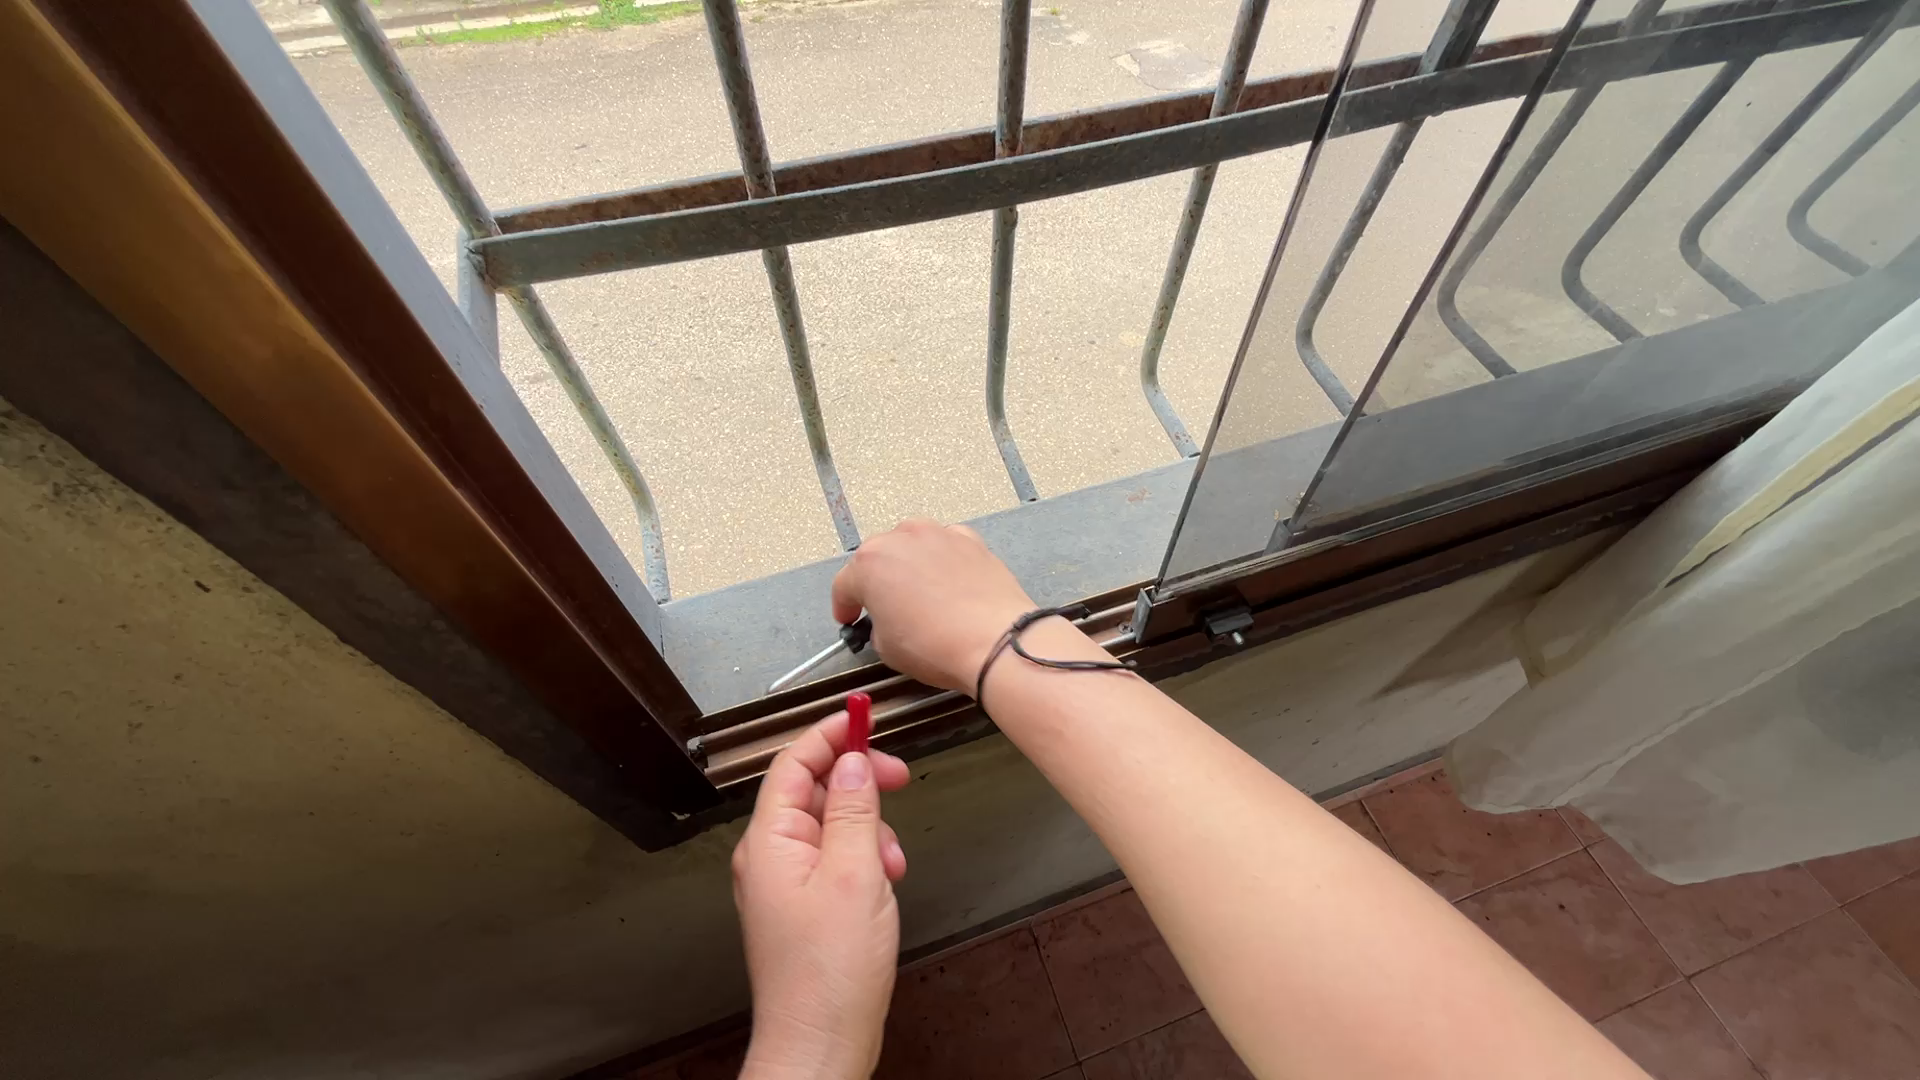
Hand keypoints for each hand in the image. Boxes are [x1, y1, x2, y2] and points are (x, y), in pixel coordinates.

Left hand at [734, 712, 912, 1079]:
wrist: (822, 1046)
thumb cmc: (830, 968)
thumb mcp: (854, 872)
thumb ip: (854, 808)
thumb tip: (852, 759)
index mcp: (770, 840)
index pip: (794, 762)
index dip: (830, 734)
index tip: (865, 717)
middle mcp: (771, 853)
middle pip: (816, 788)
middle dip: (860, 783)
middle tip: (900, 779)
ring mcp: (788, 878)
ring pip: (833, 821)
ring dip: (870, 827)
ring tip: (892, 861)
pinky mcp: (807, 900)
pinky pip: (837, 854)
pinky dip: (866, 856)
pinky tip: (886, 878)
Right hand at [831, 519, 1036, 693]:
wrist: (994, 641)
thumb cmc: (938, 644)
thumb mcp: (887, 648)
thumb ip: (876, 625)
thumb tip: (887, 623)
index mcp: (870, 563)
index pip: (845, 584)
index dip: (844, 605)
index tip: (849, 617)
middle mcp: (902, 538)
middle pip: (879, 557)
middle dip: (878, 581)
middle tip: (885, 609)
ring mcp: (938, 535)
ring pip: (913, 546)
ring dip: (911, 566)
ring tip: (921, 596)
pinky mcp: (970, 540)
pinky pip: (946, 547)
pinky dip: (943, 561)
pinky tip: (949, 585)